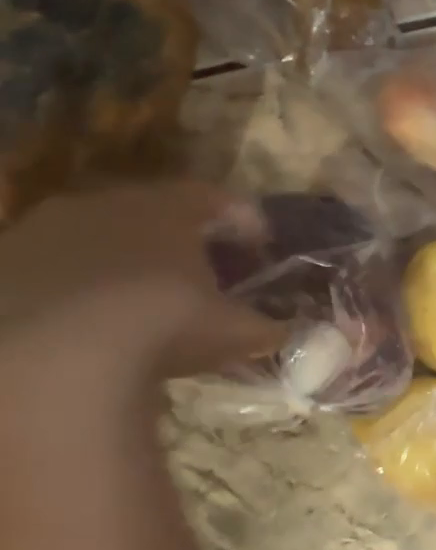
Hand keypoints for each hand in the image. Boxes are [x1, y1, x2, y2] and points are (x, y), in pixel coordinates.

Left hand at [0, 182, 279, 383]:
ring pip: (109, 238)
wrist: (54, 352)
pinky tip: (116, 320)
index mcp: (164, 209)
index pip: (215, 197)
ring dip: (139, 264)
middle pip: (156, 214)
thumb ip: (273, 325)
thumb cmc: (169, 322)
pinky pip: (71, 266)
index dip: (246, 220)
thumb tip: (293, 328)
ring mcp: (45, 229)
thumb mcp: (244, 332)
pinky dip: (99, 285)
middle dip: (191, 243)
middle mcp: (102, 203)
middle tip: (219, 276)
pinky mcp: (10, 262)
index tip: (266, 247)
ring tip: (165, 302)